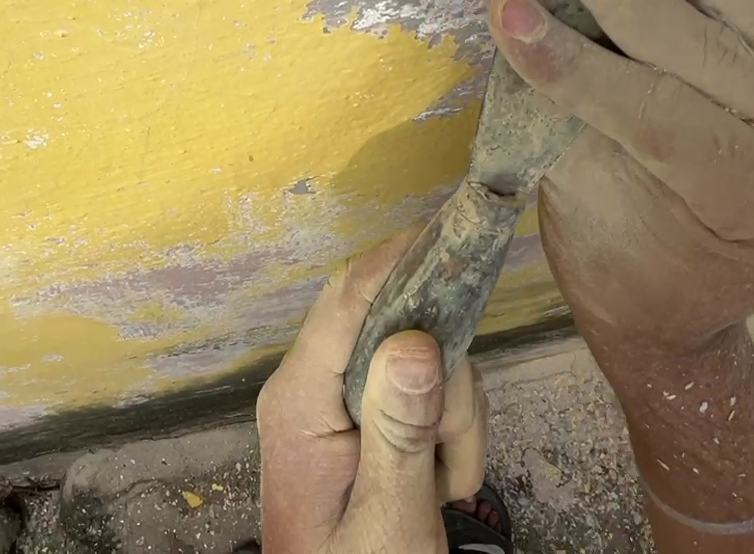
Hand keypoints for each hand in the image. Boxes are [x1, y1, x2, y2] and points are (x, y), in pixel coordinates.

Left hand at [257, 229, 488, 553]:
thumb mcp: (387, 521)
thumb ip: (400, 431)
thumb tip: (416, 338)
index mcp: (299, 398)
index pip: (346, 298)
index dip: (397, 257)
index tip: (451, 232)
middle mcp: (312, 382)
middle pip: (392, 325)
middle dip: (442, 381)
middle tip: (454, 461)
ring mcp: (337, 396)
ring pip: (418, 356)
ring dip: (450, 415)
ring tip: (445, 487)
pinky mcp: (362, 411)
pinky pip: (420, 386)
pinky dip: (447, 427)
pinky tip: (442, 482)